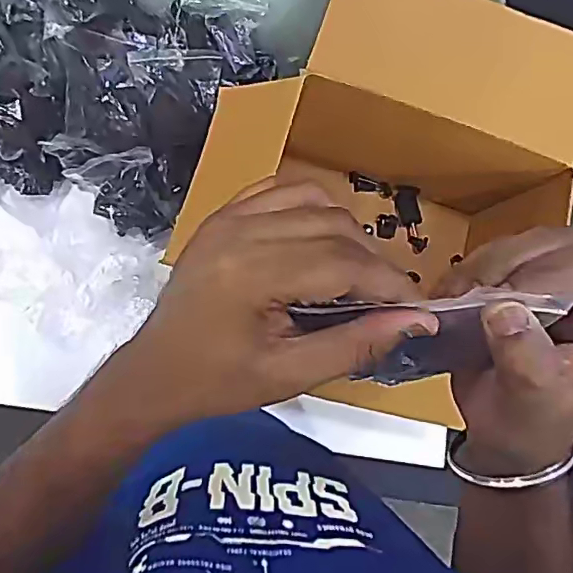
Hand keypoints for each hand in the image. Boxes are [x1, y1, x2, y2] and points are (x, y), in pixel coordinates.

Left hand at [78, 178, 439, 435]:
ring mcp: (229, 217)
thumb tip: (415, 321)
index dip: (390, 284)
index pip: (344, 264)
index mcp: (252, 275)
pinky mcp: (224, 215)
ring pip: (316, 202)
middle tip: (388, 299)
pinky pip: (283, 190)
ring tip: (356, 274)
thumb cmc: (217, 383)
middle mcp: (241, 232)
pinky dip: (314, 209)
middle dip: (373, 263)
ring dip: (348, 234)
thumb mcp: (291, 376)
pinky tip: (322, 239)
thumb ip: (356, 344)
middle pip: (335, 229)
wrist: (154, 373)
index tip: (417, 306)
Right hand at [435, 227, 572, 476]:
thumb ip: (524, 355)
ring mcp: (545, 286)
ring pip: (520, 245)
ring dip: (484, 266)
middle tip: (478, 295)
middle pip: (556, 245)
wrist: (502, 438)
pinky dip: (466, 273)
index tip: (512, 294)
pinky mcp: (511, 286)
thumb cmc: (532, 425)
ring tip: (460, 299)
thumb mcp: (534, 397)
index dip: (557, 272)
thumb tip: (503, 311)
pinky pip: (490, 259)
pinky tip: (452, 298)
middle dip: (512, 263)